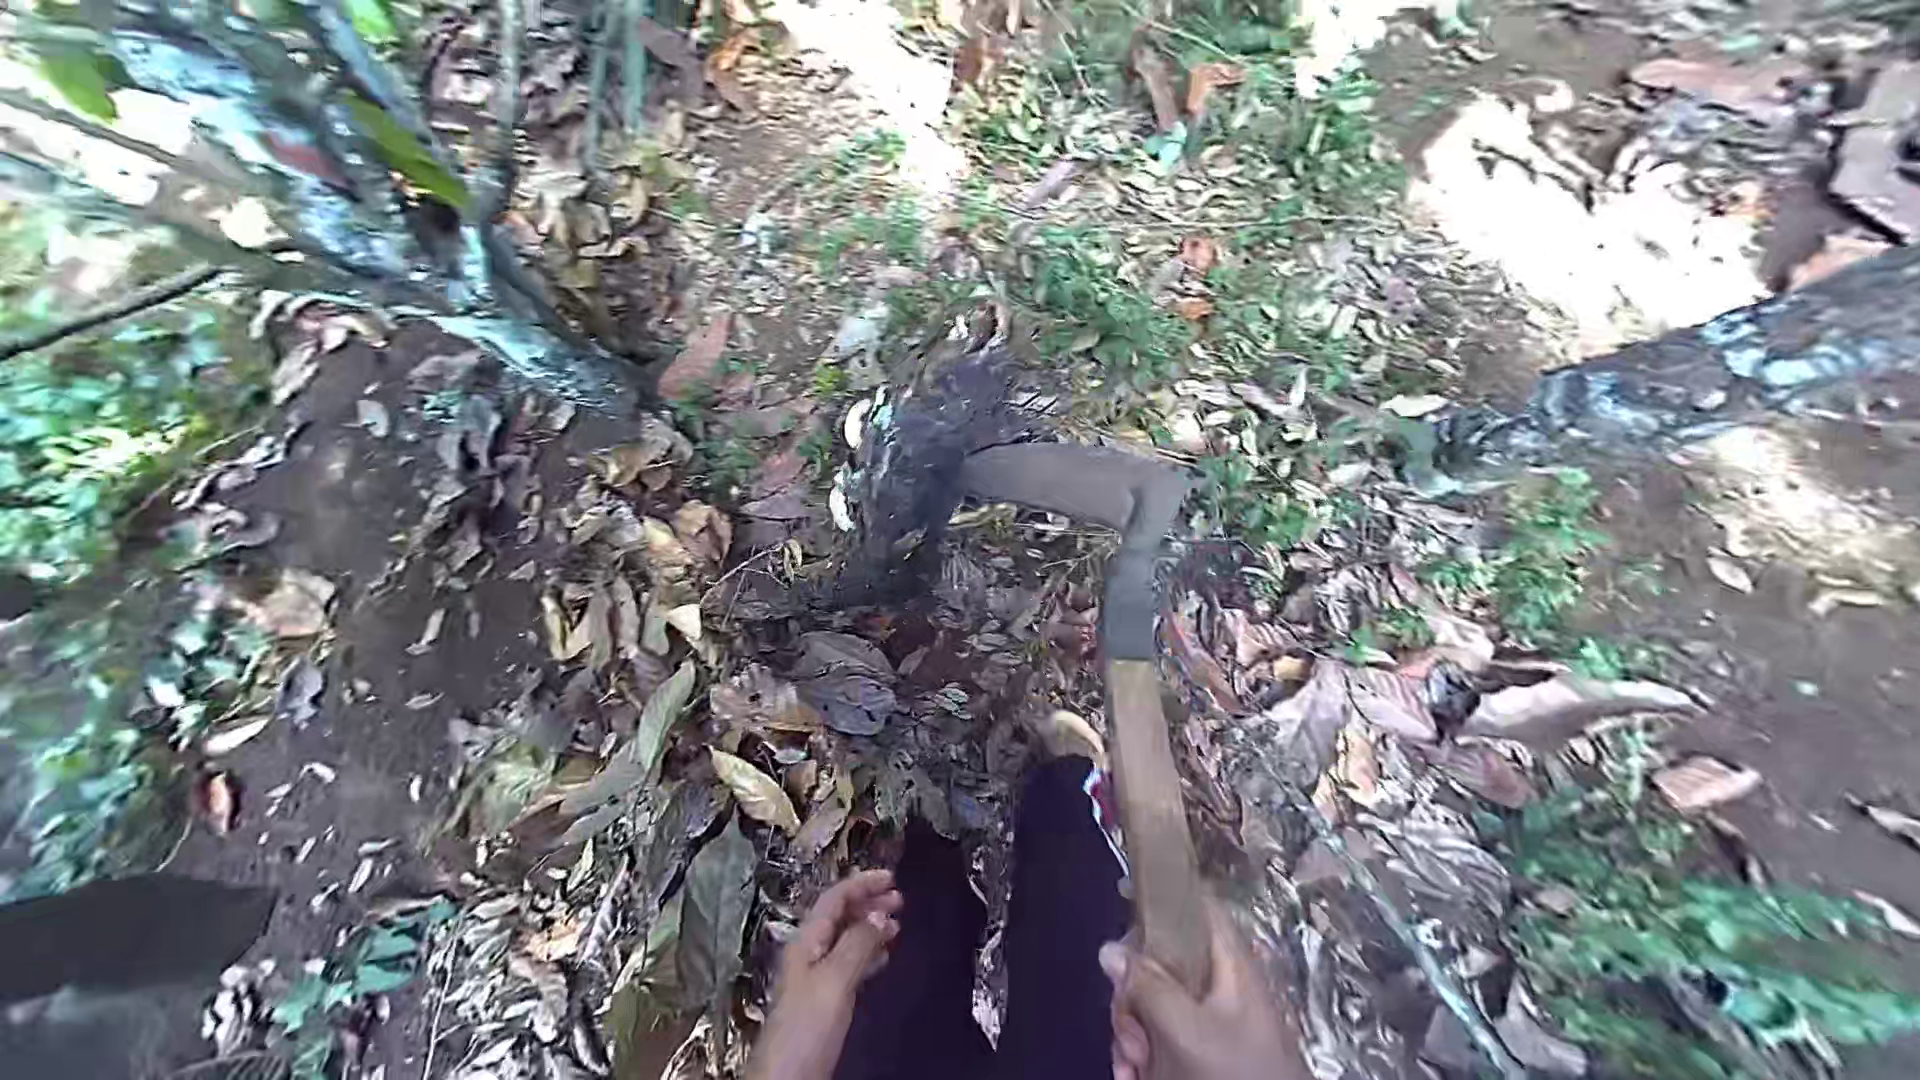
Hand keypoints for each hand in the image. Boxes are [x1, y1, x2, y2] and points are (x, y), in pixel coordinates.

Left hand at [746, 869, 901, 1079]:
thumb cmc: (807, 1029)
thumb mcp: (834, 981)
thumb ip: (857, 944)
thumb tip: (880, 912)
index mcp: (807, 941)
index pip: (835, 898)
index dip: (862, 883)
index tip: (892, 877)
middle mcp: (810, 953)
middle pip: (840, 915)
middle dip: (869, 901)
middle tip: (900, 899)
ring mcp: (816, 978)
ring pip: (847, 938)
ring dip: (871, 926)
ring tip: (897, 924)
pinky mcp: (824, 1002)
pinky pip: (850, 963)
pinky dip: (869, 953)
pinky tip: (884, 957)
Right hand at [1099, 901, 1306, 1079]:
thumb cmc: (1241, 1079)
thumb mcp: (1188, 1031)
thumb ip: (1147, 986)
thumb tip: (1109, 950)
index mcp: (1230, 964)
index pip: (1199, 905)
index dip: (1164, 894)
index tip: (1124, 900)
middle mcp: (1221, 986)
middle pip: (1163, 956)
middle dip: (1133, 990)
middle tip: (1128, 1026)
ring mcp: (1214, 1023)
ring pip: (1156, 1000)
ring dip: (1131, 1029)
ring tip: (1130, 1065)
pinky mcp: (1206, 1057)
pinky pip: (1161, 1037)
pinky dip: (1141, 1055)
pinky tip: (1132, 1076)